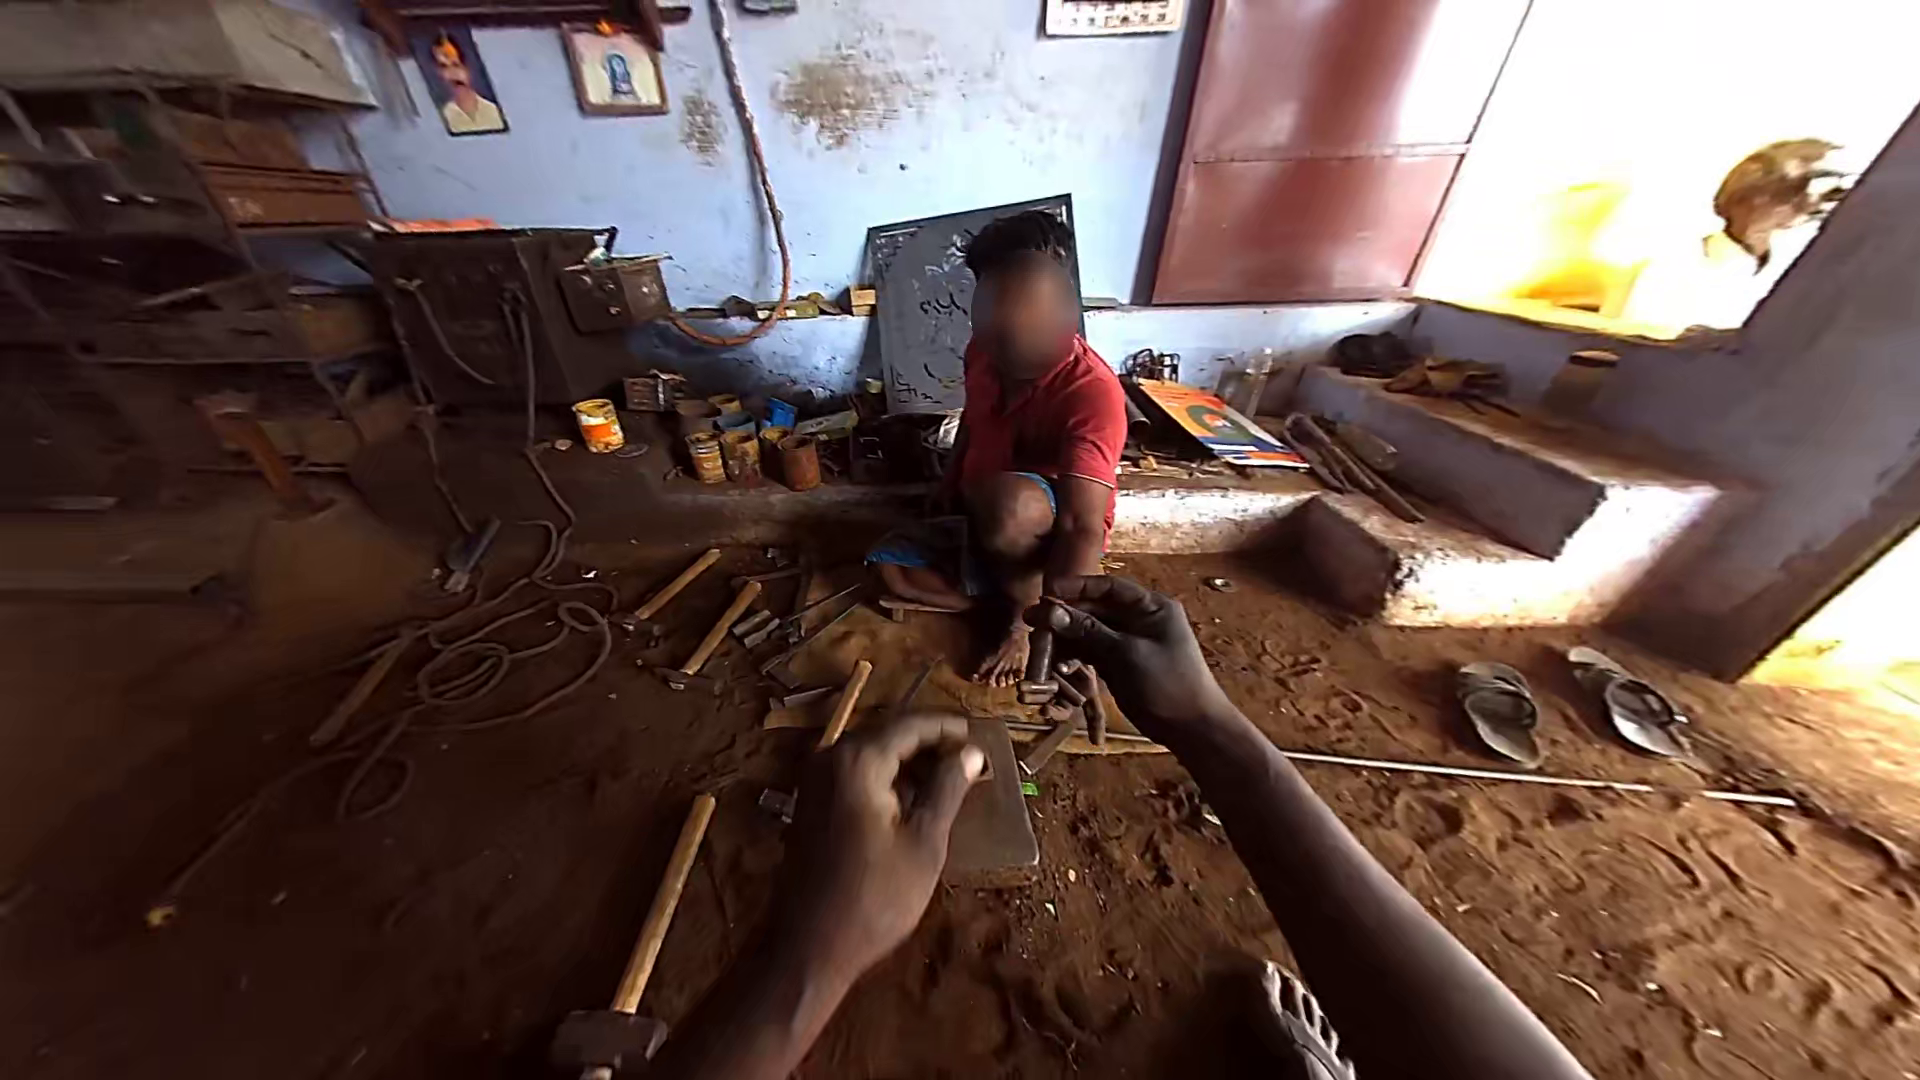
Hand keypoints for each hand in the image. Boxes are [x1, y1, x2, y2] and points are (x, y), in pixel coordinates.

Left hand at [770, 712, 985, 984]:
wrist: (806, 950)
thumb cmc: (873, 898)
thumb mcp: (924, 843)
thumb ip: (948, 788)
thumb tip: (971, 752)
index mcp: (859, 760)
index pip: (911, 723)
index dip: (948, 726)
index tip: (979, 735)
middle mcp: (832, 756)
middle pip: (889, 731)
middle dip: (931, 740)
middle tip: (968, 756)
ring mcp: (817, 776)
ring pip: (873, 749)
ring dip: (910, 757)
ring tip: (949, 775)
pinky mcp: (812, 797)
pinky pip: (857, 768)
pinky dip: (888, 773)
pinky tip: (913, 794)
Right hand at [1028, 575, 1241, 744]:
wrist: (1191, 728)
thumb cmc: (1168, 683)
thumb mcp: (1126, 653)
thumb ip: (1089, 631)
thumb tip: (1050, 611)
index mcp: (1151, 607)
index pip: (1110, 587)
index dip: (1079, 586)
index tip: (1049, 590)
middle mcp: (1138, 619)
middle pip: (1095, 609)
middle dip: (1065, 614)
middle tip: (1033, 618)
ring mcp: (1127, 642)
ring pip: (1089, 631)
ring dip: (1066, 635)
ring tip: (1039, 641)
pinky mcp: (1119, 662)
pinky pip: (1091, 650)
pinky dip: (1074, 654)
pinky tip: (1057, 661)